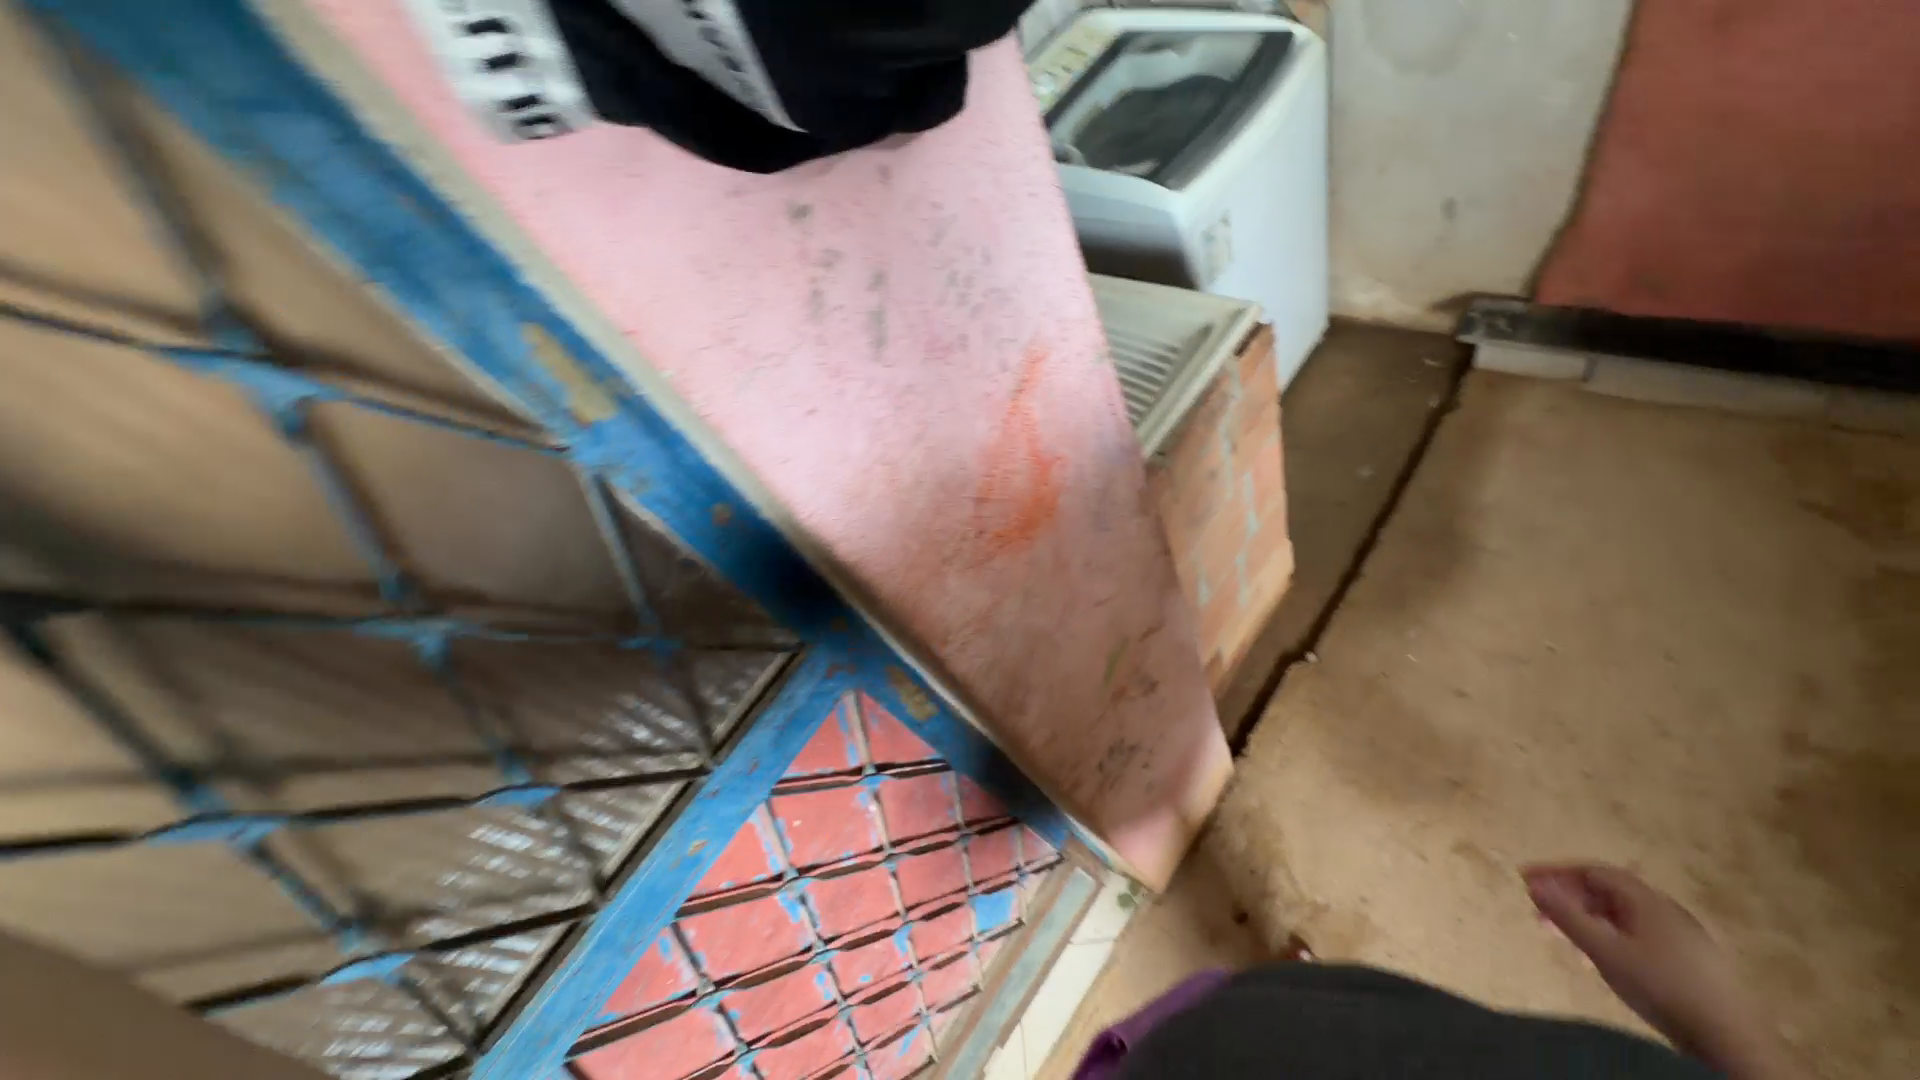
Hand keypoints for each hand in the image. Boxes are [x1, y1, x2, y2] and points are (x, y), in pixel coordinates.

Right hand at [1523, 863, 1799, 1079]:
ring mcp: (1681, 935)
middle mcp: (1665, 909)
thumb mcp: (1605, 951)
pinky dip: (1609, 935)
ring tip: (1563, 936)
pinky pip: (1637, 934)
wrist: (1730, 1039)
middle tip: (1539, 912)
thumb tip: (1533, 884)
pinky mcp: (1688, 959)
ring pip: (1623, 915)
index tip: (1526, 880)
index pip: (1594, 871)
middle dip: (1570, 897)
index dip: (1557, 873)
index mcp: (1647, 900)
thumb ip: (1567, 916)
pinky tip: (1600, 957)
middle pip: (1608, 891)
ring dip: (1588, 919)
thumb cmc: (1661, 986)